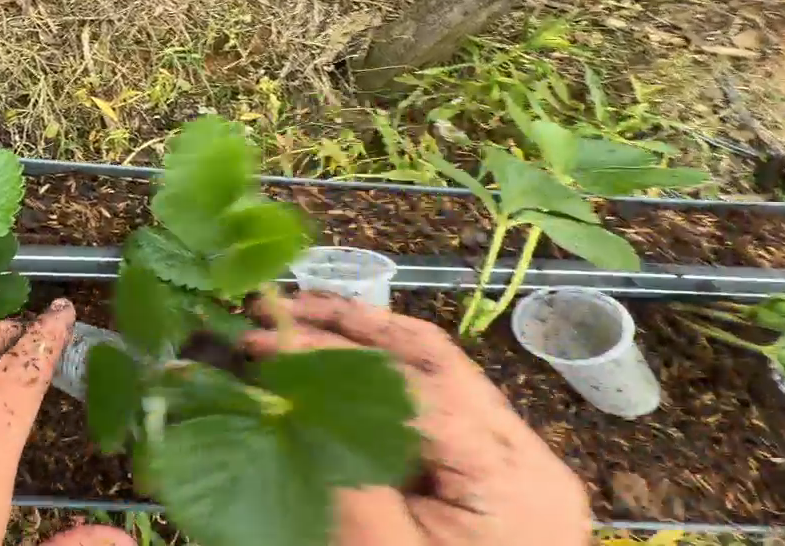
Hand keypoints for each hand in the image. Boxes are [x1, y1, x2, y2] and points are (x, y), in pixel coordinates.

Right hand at [240, 293, 591, 545]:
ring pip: (437, 367)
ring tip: (295, 312)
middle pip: (433, 358)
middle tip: (275, 305)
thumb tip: (273, 392)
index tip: (258, 340)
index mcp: (512, 478)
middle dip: (348, 321)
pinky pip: (435, 398)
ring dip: (362, 334)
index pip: (409, 384)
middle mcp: (526, 455)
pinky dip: (380, 367)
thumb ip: (335, 463)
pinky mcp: (495, 471)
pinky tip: (332, 356)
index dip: (327, 351)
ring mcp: (516, 461)